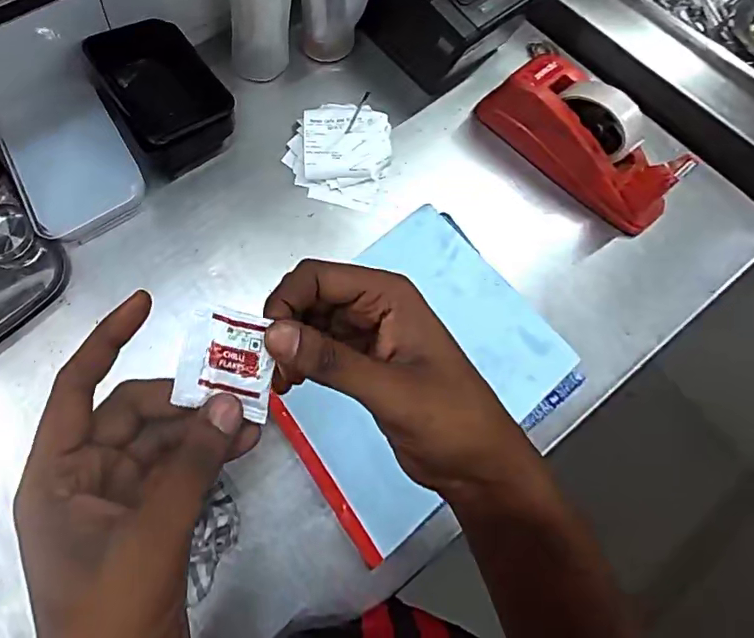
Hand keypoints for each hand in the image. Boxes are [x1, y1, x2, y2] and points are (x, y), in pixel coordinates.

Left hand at [14, 291, 260, 637]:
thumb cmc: (109, 621)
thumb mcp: (148, 538)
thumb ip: (188, 467)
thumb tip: (228, 404)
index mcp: (54, 473)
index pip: (76, 386)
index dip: (107, 340)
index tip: (141, 305)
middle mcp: (79, 479)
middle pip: (129, 414)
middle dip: (179, 397)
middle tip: (231, 384)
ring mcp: (113, 503)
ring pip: (158, 444)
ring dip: (201, 428)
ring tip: (251, 412)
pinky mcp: (143, 526)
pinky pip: (174, 476)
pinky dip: (205, 459)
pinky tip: (242, 444)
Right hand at [262, 260, 543, 502]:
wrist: (484, 475)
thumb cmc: (454, 424)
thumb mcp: (390, 391)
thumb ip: (329, 360)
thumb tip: (273, 335)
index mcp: (385, 295)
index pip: (317, 277)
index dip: (286, 300)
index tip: (269, 337)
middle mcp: (371, 304)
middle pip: (307, 296)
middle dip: (283, 326)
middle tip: (270, 364)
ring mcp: (363, 331)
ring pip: (306, 321)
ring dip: (287, 346)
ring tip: (280, 380)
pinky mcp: (356, 358)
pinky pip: (314, 346)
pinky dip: (297, 360)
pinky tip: (291, 383)